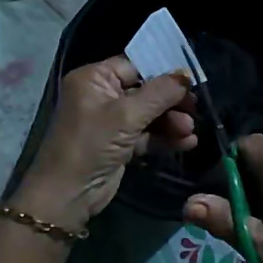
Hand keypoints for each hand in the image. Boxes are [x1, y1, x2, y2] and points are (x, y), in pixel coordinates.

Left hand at [12, 57, 194, 230]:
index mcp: (95, 79)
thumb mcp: (128, 115)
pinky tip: (187, 142)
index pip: (136, 65)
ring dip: (171, 121)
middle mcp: (101, 95)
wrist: (67, 197)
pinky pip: (146, 133)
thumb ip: (161, 92)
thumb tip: (187, 74)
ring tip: (190, 130)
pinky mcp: (118, 143)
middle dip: (171, 101)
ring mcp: (110, 121)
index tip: (192, 79)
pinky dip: (165, 137)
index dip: (165, 71)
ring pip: (149, 113)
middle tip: (195, 108)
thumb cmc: (91, 145)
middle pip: (146, 89)